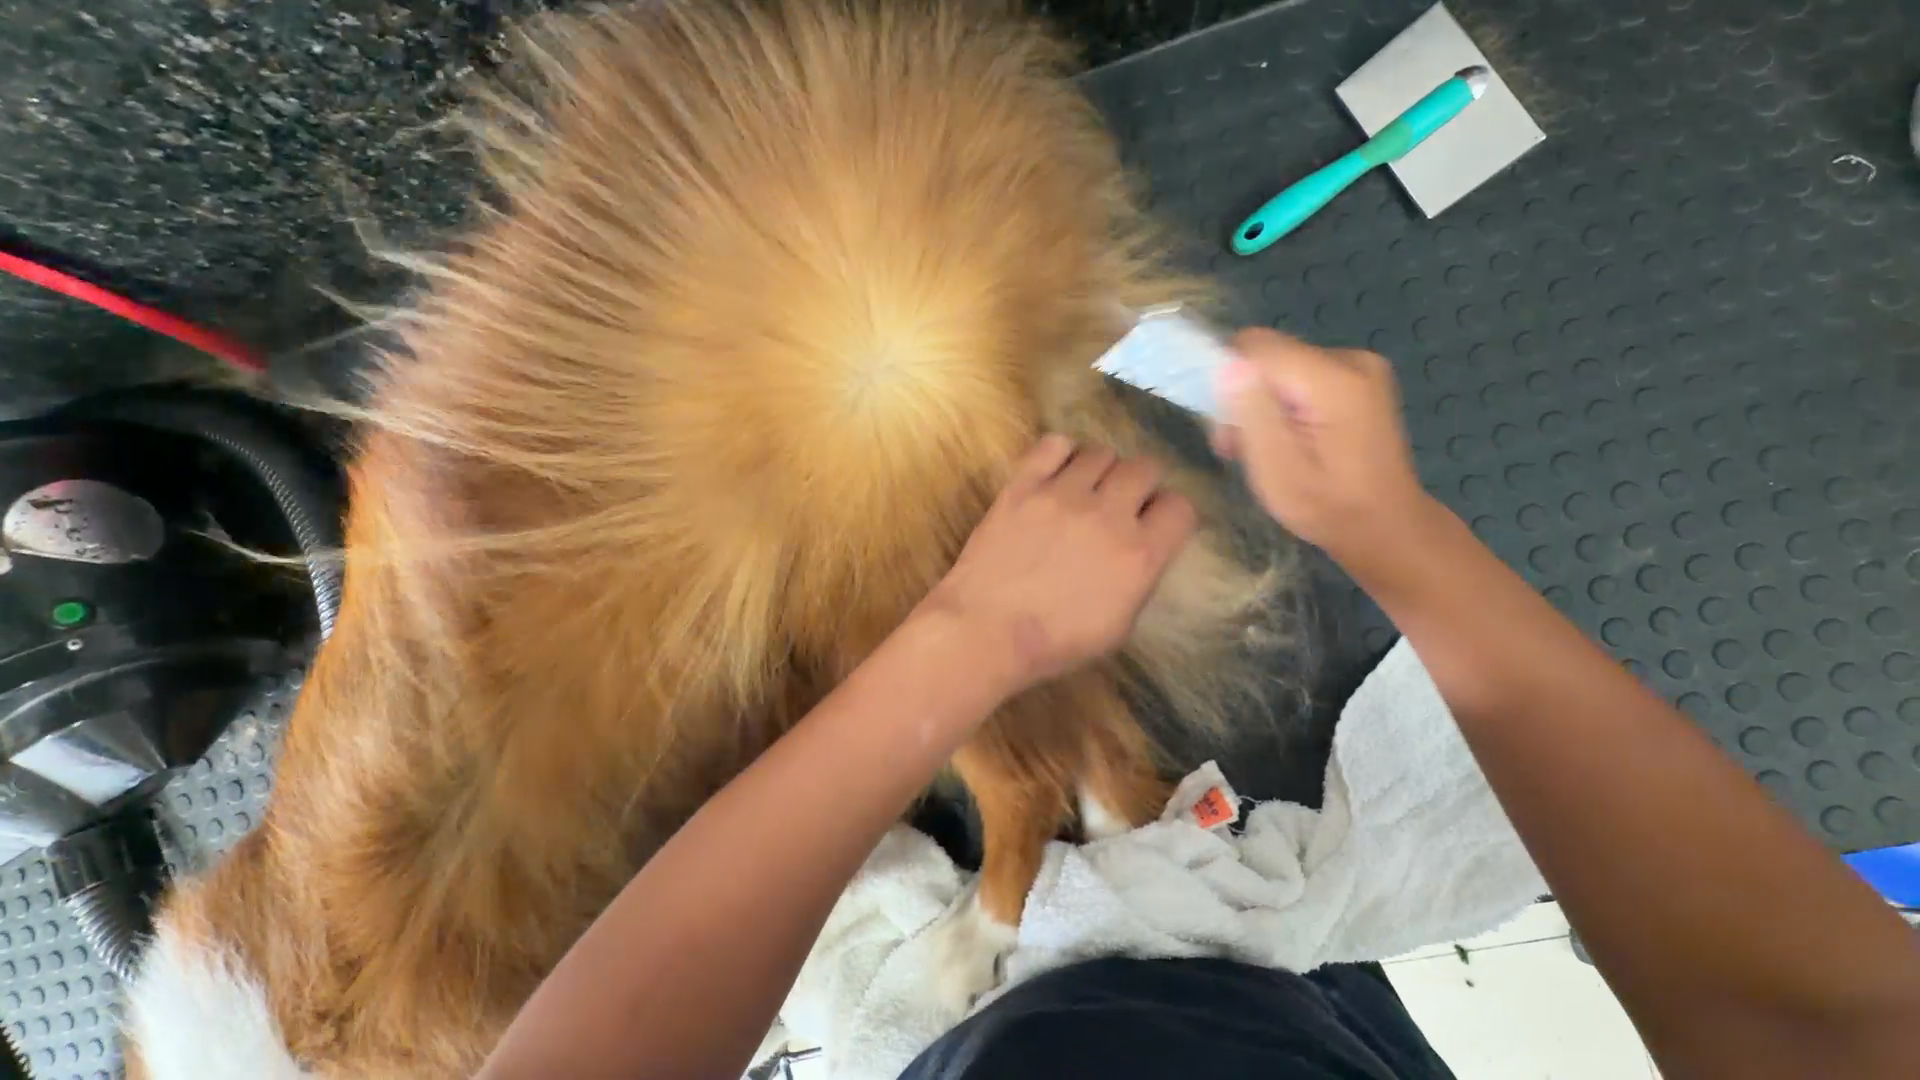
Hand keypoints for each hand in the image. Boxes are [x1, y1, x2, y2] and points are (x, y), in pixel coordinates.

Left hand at [920, 435, 1195, 695]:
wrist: (984, 631)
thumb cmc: (1054, 643)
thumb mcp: (1118, 626)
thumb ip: (1139, 578)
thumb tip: (1144, 549)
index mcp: (1140, 555)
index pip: (1180, 507)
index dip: (1171, 514)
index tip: (1156, 524)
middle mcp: (1108, 514)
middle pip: (1146, 468)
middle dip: (1142, 485)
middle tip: (1124, 503)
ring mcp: (1063, 494)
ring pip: (1102, 452)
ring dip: (1102, 470)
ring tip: (1087, 489)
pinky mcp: (1023, 485)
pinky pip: (1054, 444)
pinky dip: (1063, 453)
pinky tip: (1058, 472)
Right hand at [1211, 328, 1433, 566]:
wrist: (1387, 527)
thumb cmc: (1328, 507)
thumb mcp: (1277, 470)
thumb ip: (1253, 413)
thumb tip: (1229, 365)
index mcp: (1335, 381)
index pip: (1257, 346)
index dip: (1227, 378)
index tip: (1225, 427)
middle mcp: (1351, 359)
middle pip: (1269, 355)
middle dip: (1244, 395)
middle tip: (1239, 447)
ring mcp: (1359, 366)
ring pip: (1281, 365)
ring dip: (1261, 402)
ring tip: (1262, 448)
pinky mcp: (1358, 378)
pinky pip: (1300, 374)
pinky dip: (1283, 402)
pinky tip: (1287, 438)